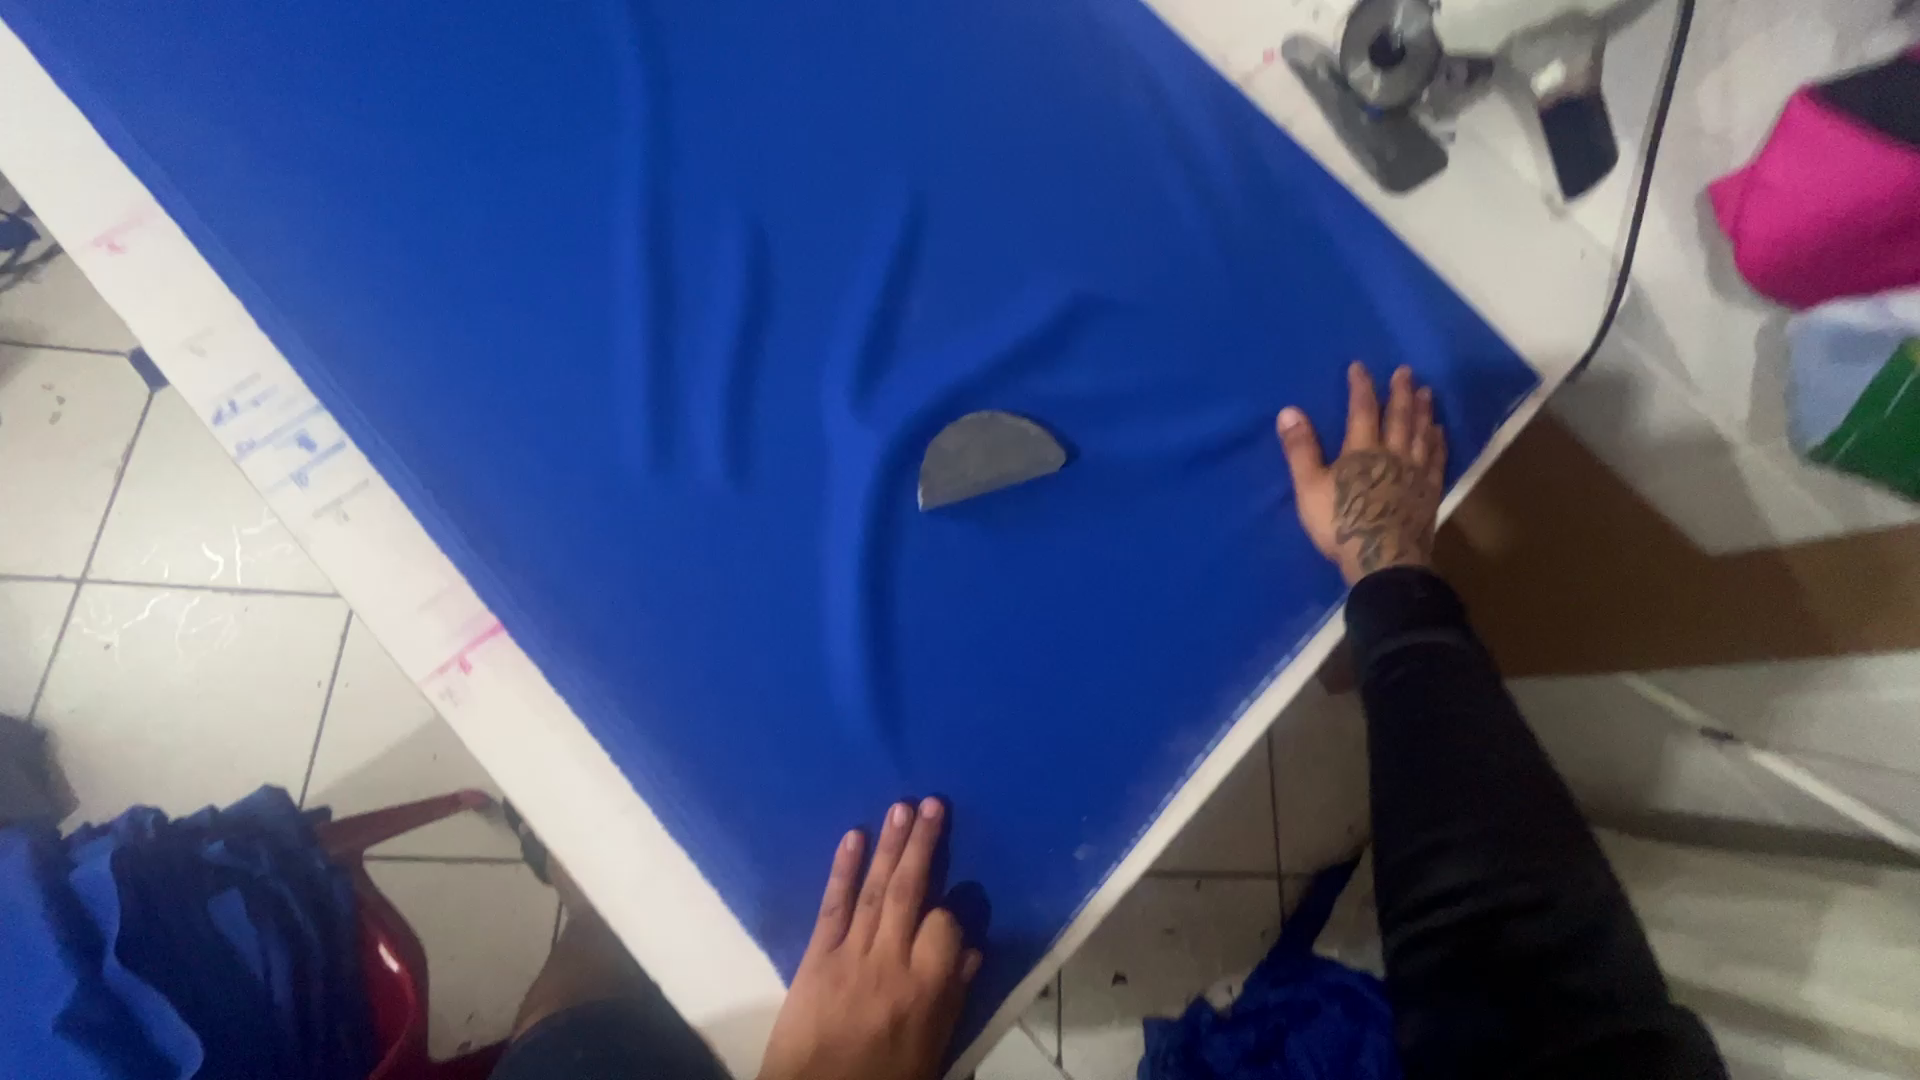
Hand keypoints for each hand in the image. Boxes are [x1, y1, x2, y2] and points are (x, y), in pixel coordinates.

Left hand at [760, 799, 980, 1079]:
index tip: (956, 897)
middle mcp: (889, 963)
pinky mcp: (815, 957)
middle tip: (932, 803)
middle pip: (910, 892)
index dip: (952, 910)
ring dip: (890, 846)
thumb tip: (973, 950)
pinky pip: (832, 906)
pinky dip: (843, 869)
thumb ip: (952, 998)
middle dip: (922, 845)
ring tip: (901, 807)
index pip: (945, 927)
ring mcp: (850, 955)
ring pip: (876, 890)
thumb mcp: (930, 1052)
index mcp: (924, 990)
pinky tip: (853, 836)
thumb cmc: (881, 1079)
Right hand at [1276, 363, 1445, 584]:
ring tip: (1426, 393)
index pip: (1362, 410)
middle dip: (1400, 392)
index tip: (1360, 367)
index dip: (1360, 387)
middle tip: (1406, 371)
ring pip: (1421, 433)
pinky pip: (1436, 458)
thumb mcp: (1309, 487)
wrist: (1383, 558)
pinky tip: (1438, 432)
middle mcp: (1393, 453)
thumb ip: (1300, 449)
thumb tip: (1289, 411)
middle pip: (1399, 416)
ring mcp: (1415, 472)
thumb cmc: (1340, 523)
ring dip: (1423, 411)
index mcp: (1362, 450)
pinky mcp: (1429, 490)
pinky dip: (1437, 441)